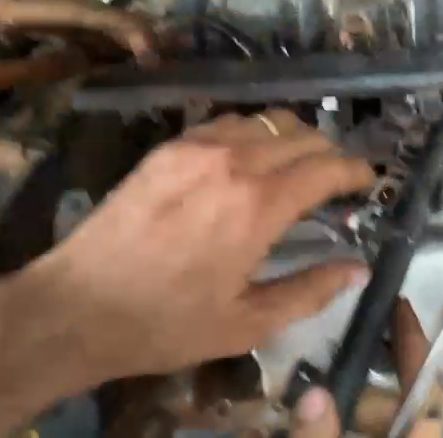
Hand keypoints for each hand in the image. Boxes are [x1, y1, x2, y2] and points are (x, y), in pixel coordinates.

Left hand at [9, 112, 374, 385]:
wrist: (74, 308)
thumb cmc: (164, 324)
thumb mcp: (244, 323)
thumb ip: (309, 292)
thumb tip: (357, 267)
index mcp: (260, 206)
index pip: (329, 166)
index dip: (357, 170)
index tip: (368, 181)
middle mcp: (237, 162)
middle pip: (306, 135)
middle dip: (330, 155)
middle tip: (334, 182)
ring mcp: (201, 146)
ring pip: (271, 120)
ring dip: (295, 138)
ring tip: (295, 166)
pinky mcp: (173, 145)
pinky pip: (231, 122)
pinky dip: (255, 133)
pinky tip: (249, 159)